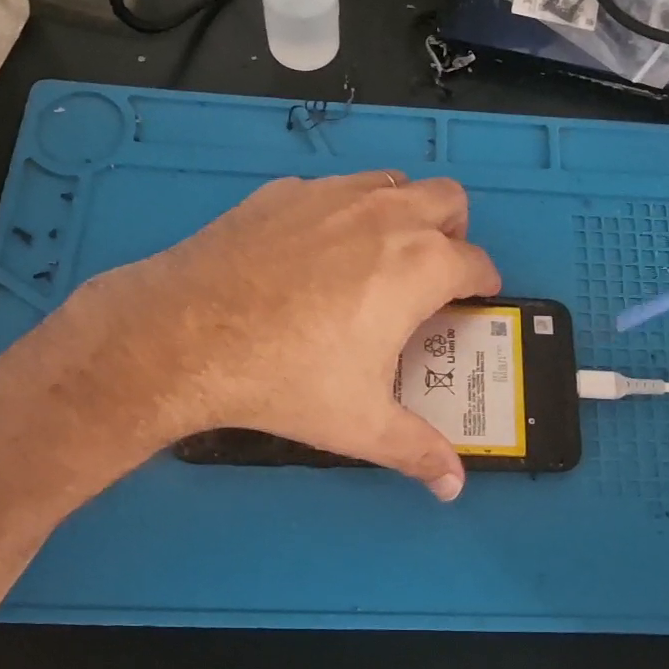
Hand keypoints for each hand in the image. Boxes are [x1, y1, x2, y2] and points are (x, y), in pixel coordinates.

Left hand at [55, 171, 500, 500]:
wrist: (185, 336)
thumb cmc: (287, 378)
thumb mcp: (360, 424)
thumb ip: (417, 450)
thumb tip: (453, 485)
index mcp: (420, 265)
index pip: (478, 262)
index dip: (483, 286)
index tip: (473, 303)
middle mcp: (386, 214)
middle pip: (449, 200)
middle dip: (453, 232)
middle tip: (432, 274)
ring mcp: (332, 194)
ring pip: (393, 183)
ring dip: (404, 213)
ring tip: (380, 259)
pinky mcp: (284, 192)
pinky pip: (334, 189)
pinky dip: (343, 212)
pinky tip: (312, 254)